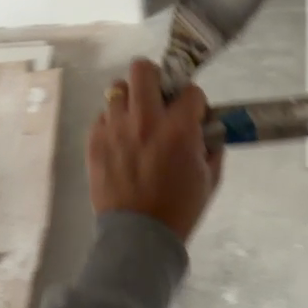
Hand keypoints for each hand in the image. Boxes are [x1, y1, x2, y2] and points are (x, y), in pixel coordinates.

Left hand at [88, 59, 223, 241]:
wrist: (138, 238)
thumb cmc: (179, 210)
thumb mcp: (209, 179)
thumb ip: (212, 147)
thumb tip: (208, 128)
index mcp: (178, 128)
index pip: (190, 90)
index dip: (194, 101)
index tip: (193, 113)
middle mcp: (145, 119)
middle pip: (143, 69)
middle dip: (155, 77)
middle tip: (158, 96)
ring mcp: (116, 127)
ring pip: (118, 88)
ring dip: (130, 100)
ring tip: (135, 118)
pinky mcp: (95, 139)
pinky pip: (103, 115)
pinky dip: (113, 122)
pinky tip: (120, 140)